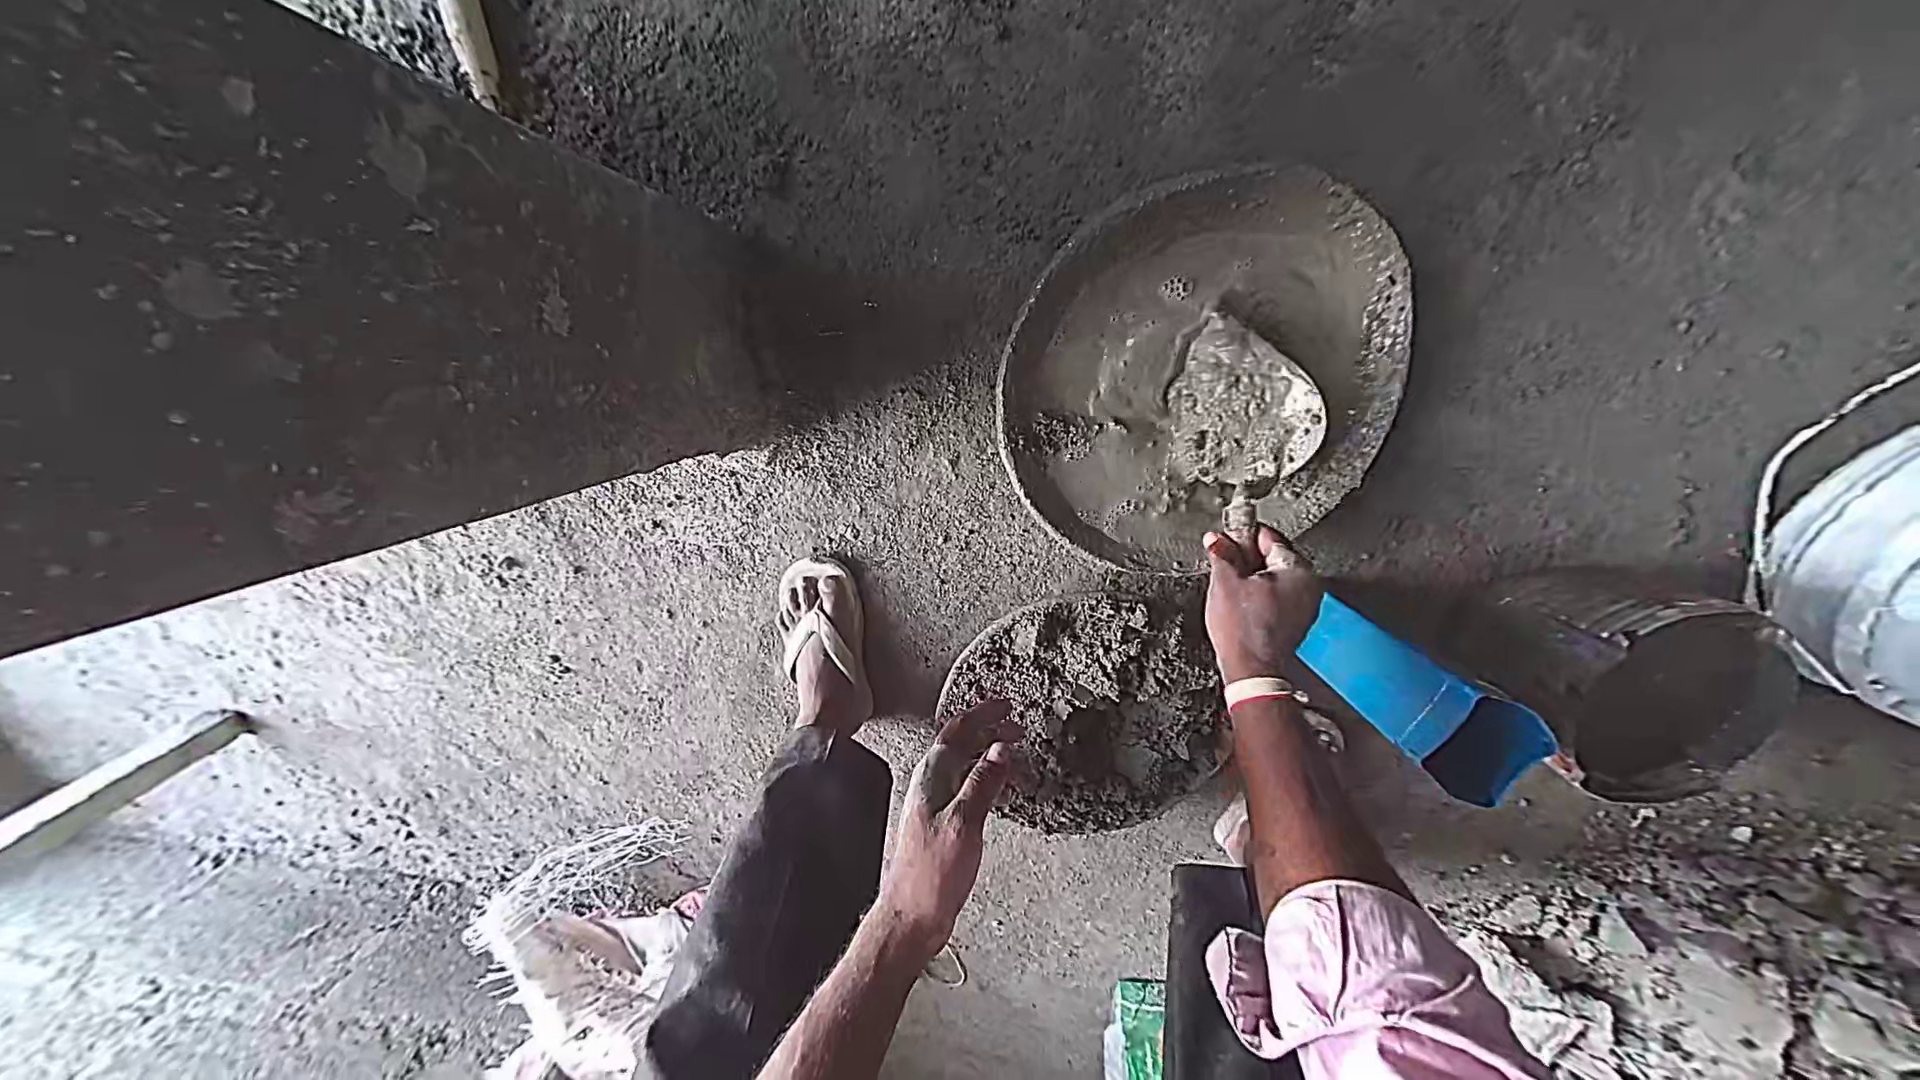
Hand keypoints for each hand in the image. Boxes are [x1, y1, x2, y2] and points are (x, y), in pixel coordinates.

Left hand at [874, 699, 1020, 962]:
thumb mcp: (965, 822)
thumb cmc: (931, 873)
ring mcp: (936, 801)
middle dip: (989, 729)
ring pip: (965, 762)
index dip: (983, 713)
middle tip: (1017, 726)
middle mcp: (932, 783)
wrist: (911, 914)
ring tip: (1013, 750)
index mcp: (933, 775)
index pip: (958, 729)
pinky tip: (1000, 786)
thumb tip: (1001, 749)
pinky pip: (967, 783)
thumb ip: (983, 782)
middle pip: (961, 742)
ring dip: (989, 752)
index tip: (1006, 706)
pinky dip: (987, 776)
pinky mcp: (943, 819)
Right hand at [1203, 526, 1322, 681]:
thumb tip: (1217, 539)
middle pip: (1271, 556)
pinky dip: (1258, 594)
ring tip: (1230, 587)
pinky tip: (1240, 603)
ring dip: (1250, 576)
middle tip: (1223, 564)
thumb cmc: (1243, 630)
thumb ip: (1222, 553)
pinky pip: (1276, 596)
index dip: (1241, 536)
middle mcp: (1308, 585)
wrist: (1250, 668)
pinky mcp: (1295, 620)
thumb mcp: (1225, 582)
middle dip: (1245, 558)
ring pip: (1272, 577)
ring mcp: (1304, 604)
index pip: (1267, 536)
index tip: (1224, 538)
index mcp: (1297, 569)